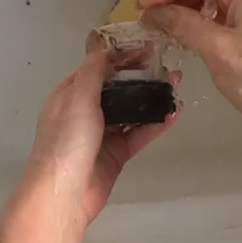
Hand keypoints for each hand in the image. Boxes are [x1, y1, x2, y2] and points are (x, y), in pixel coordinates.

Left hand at [23, 39, 178, 228]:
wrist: (64, 194)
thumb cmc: (67, 141)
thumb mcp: (77, 98)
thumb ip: (93, 72)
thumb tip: (104, 48)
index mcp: (70, 94)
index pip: (98, 68)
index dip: (122, 58)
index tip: (148, 50)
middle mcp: (84, 111)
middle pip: (117, 88)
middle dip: (141, 77)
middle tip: (168, 69)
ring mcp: (102, 133)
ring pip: (131, 110)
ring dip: (152, 99)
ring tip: (177, 88)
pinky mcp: (116, 154)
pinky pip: (138, 134)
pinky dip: (155, 124)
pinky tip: (174, 114)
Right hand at [140, 0, 241, 149]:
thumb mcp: (215, 49)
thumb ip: (182, 24)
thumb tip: (156, 12)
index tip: (145, 6)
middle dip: (177, 1)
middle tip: (152, 22)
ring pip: (219, 7)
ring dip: (190, 16)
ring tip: (167, 34)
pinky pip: (230, 23)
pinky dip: (207, 29)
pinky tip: (192, 44)